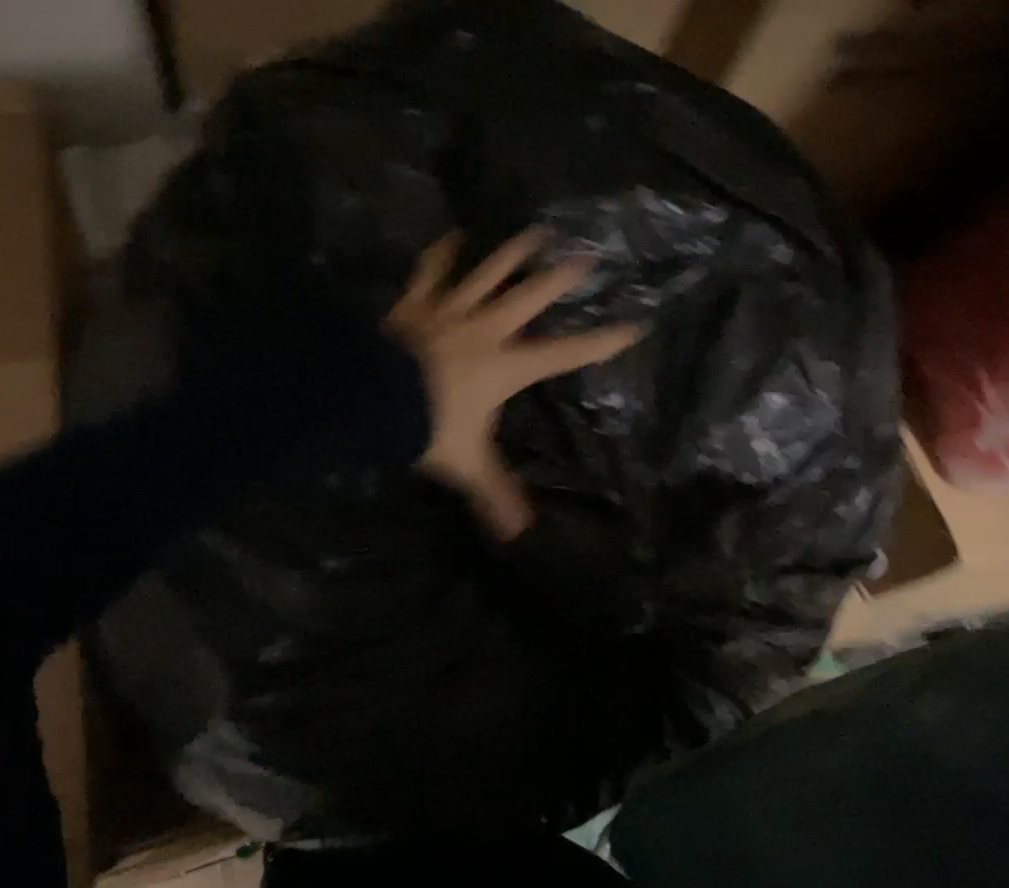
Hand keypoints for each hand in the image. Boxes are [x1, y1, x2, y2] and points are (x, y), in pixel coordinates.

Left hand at [386, 229, 643, 538]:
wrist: (373, 397)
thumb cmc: (428, 428)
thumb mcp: (466, 465)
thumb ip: (494, 494)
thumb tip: (518, 534)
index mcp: (507, 366)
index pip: (565, 354)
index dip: (601, 341)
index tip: (635, 325)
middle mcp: (487, 329)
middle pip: (532, 296)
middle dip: (562, 277)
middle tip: (588, 257)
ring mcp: (451, 310)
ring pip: (489, 271)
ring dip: (514, 252)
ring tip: (537, 231)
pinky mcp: (417, 303)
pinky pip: (431, 271)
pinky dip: (441, 253)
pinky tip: (452, 235)